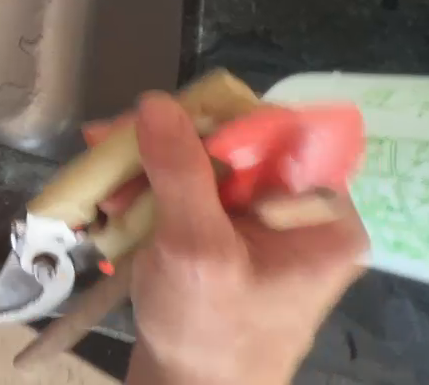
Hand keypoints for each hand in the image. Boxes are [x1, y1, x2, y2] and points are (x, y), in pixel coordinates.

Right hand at [126, 94, 367, 384]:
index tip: (152, 119)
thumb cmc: (208, 327)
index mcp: (321, 217)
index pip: (275, 135)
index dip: (213, 118)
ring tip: (106, 186)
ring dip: (142, 166)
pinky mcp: (222, 233)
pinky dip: (142, 186)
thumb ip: (179, 171)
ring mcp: (257, 224)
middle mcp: (296, 213)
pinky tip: (114, 200)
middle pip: (227, 144)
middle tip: (106, 143)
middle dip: (161, 144)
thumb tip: (156, 100)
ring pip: (196, 161)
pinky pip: (181, 185)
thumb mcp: (194, 247)